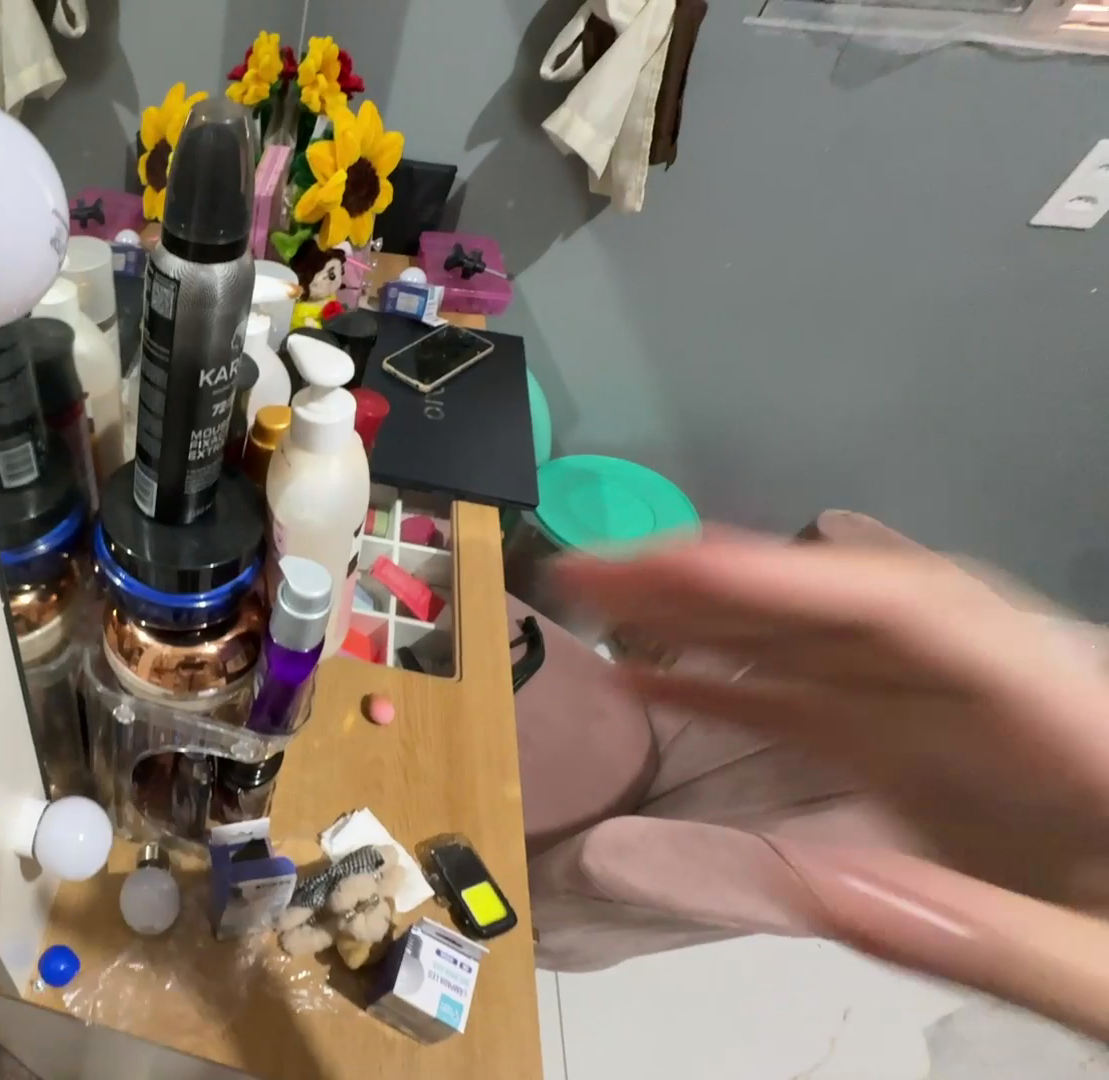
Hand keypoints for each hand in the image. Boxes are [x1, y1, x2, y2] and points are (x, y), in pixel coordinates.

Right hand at [558, 533, 1108, 1039]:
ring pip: (794, 644)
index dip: (776, 579)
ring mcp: (931, 723)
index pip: (907, 611)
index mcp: (1062, 718)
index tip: (665, 566)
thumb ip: (986, 933)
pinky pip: (791, 702)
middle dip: (701, 581)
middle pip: (827, 608)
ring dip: (688, 616)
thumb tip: (810, 882)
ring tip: (594, 600)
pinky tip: (643, 680)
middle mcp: (979, 696)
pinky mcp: (897, 756)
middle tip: (590, 571)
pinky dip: (712, 686)